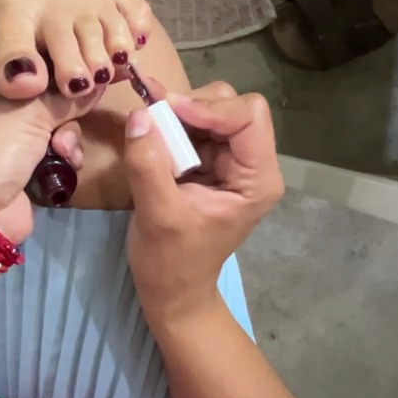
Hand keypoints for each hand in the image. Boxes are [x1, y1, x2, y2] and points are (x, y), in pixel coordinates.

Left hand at [0, 12, 101, 242]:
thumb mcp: (32, 109)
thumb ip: (68, 93)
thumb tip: (99, 77)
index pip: (37, 57)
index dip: (68, 59)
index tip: (98, 63)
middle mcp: (3, 101)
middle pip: (54, 87)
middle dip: (71, 102)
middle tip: (90, 101)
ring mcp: (15, 133)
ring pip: (61, 119)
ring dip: (69, 133)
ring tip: (62, 147)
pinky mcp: (30, 161)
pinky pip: (61, 146)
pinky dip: (67, 153)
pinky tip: (66, 161)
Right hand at [120, 81, 285, 324]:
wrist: (172, 291)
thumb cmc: (172, 262)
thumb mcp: (158, 215)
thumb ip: (149, 165)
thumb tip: (139, 116)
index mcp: (257, 179)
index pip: (249, 117)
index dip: (210, 107)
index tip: (168, 111)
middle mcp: (251, 163)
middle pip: (232, 105)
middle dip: (192, 105)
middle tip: (154, 113)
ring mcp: (229, 160)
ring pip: (211, 108)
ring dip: (178, 111)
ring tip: (148, 121)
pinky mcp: (207, 161)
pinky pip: (193, 124)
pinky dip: (170, 120)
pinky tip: (148, 124)